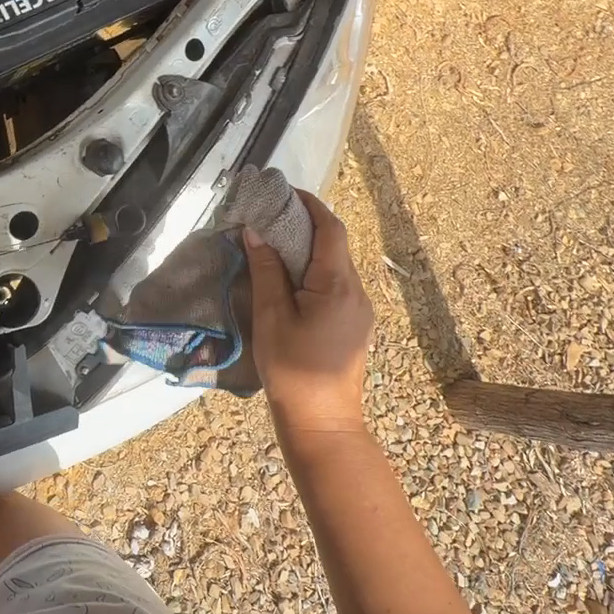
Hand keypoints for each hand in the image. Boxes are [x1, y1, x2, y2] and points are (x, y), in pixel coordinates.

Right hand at [246, 190, 374, 439]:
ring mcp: (359, 311)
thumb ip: (266, 270)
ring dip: (306, 248)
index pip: (330, 230)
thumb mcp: (271, 315)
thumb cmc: (292, 368)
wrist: (322, 422)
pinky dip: (311, 269)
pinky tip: (286, 275)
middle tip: (269, 214)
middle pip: (333, 245)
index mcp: (338, 286)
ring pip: (334, 265)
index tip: (283, 192)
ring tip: (271, 241)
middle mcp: (357, 293)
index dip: (309, 205)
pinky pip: (334, 284)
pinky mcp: (353, 325)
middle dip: (304, 224)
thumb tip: (255, 232)